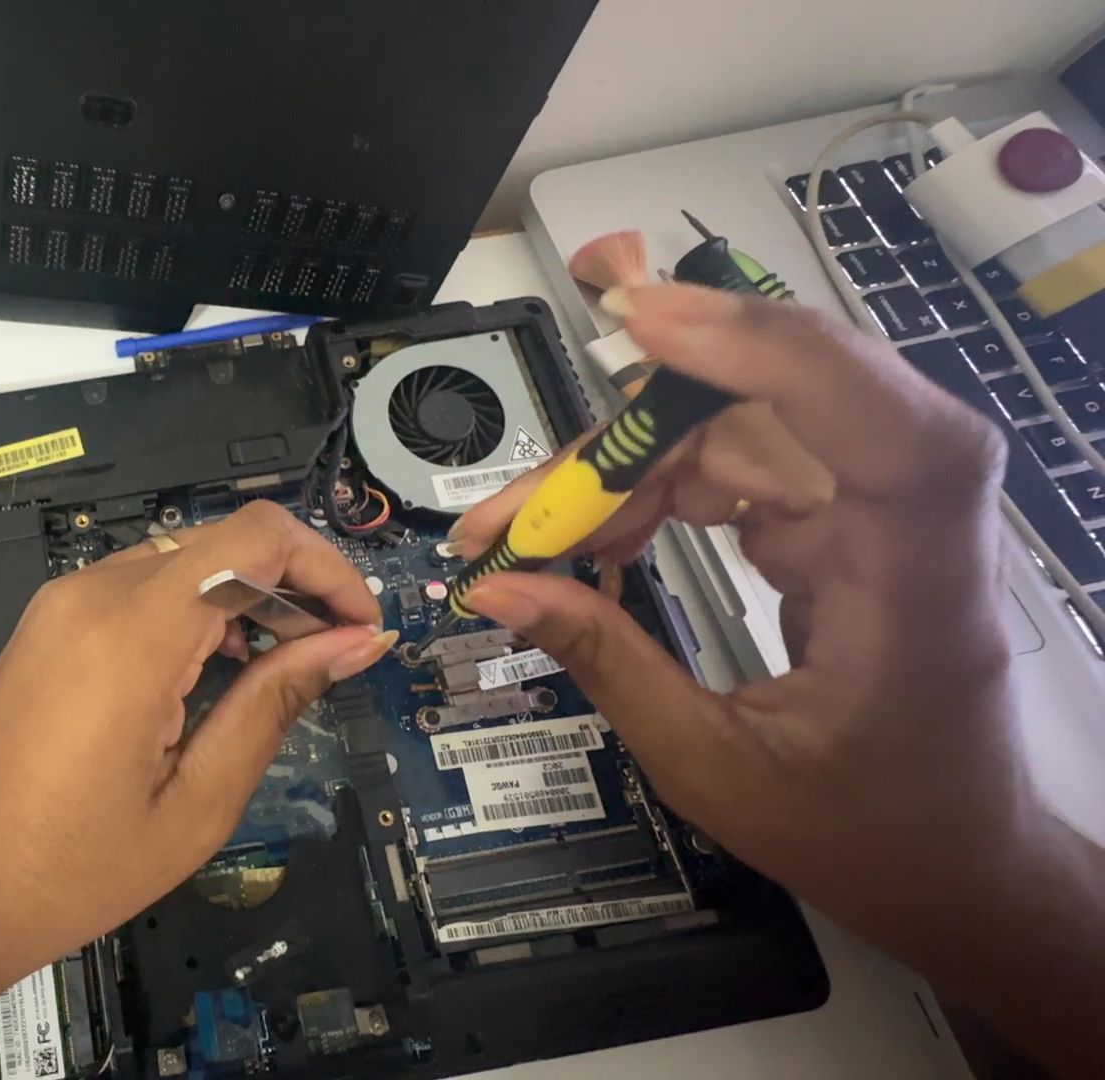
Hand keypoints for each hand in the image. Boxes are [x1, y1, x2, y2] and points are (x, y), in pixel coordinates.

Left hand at [0, 501, 393, 979]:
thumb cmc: (75, 866)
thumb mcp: (198, 799)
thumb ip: (277, 702)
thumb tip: (354, 643)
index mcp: (131, 631)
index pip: (253, 537)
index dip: (323, 566)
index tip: (358, 626)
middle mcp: (92, 592)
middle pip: (221, 543)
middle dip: (290, 587)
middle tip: (329, 656)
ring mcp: (61, 601)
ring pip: (182, 560)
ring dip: (242, 600)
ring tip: (275, 670)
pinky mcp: (48, 619)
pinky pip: (139, 586)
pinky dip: (192, 610)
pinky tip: (210, 670)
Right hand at [456, 284, 1017, 920]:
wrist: (949, 864)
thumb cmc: (854, 828)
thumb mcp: (706, 760)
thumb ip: (602, 661)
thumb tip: (495, 589)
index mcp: (911, 591)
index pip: (876, 427)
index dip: (765, 352)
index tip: (640, 320)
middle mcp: (899, 525)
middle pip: (751, 426)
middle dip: (610, 458)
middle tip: (502, 520)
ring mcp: (860, 517)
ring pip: (719, 442)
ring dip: (608, 481)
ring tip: (519, 538)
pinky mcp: (824, 525)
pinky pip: (716, 476)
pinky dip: (637, 499)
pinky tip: (583, 541)